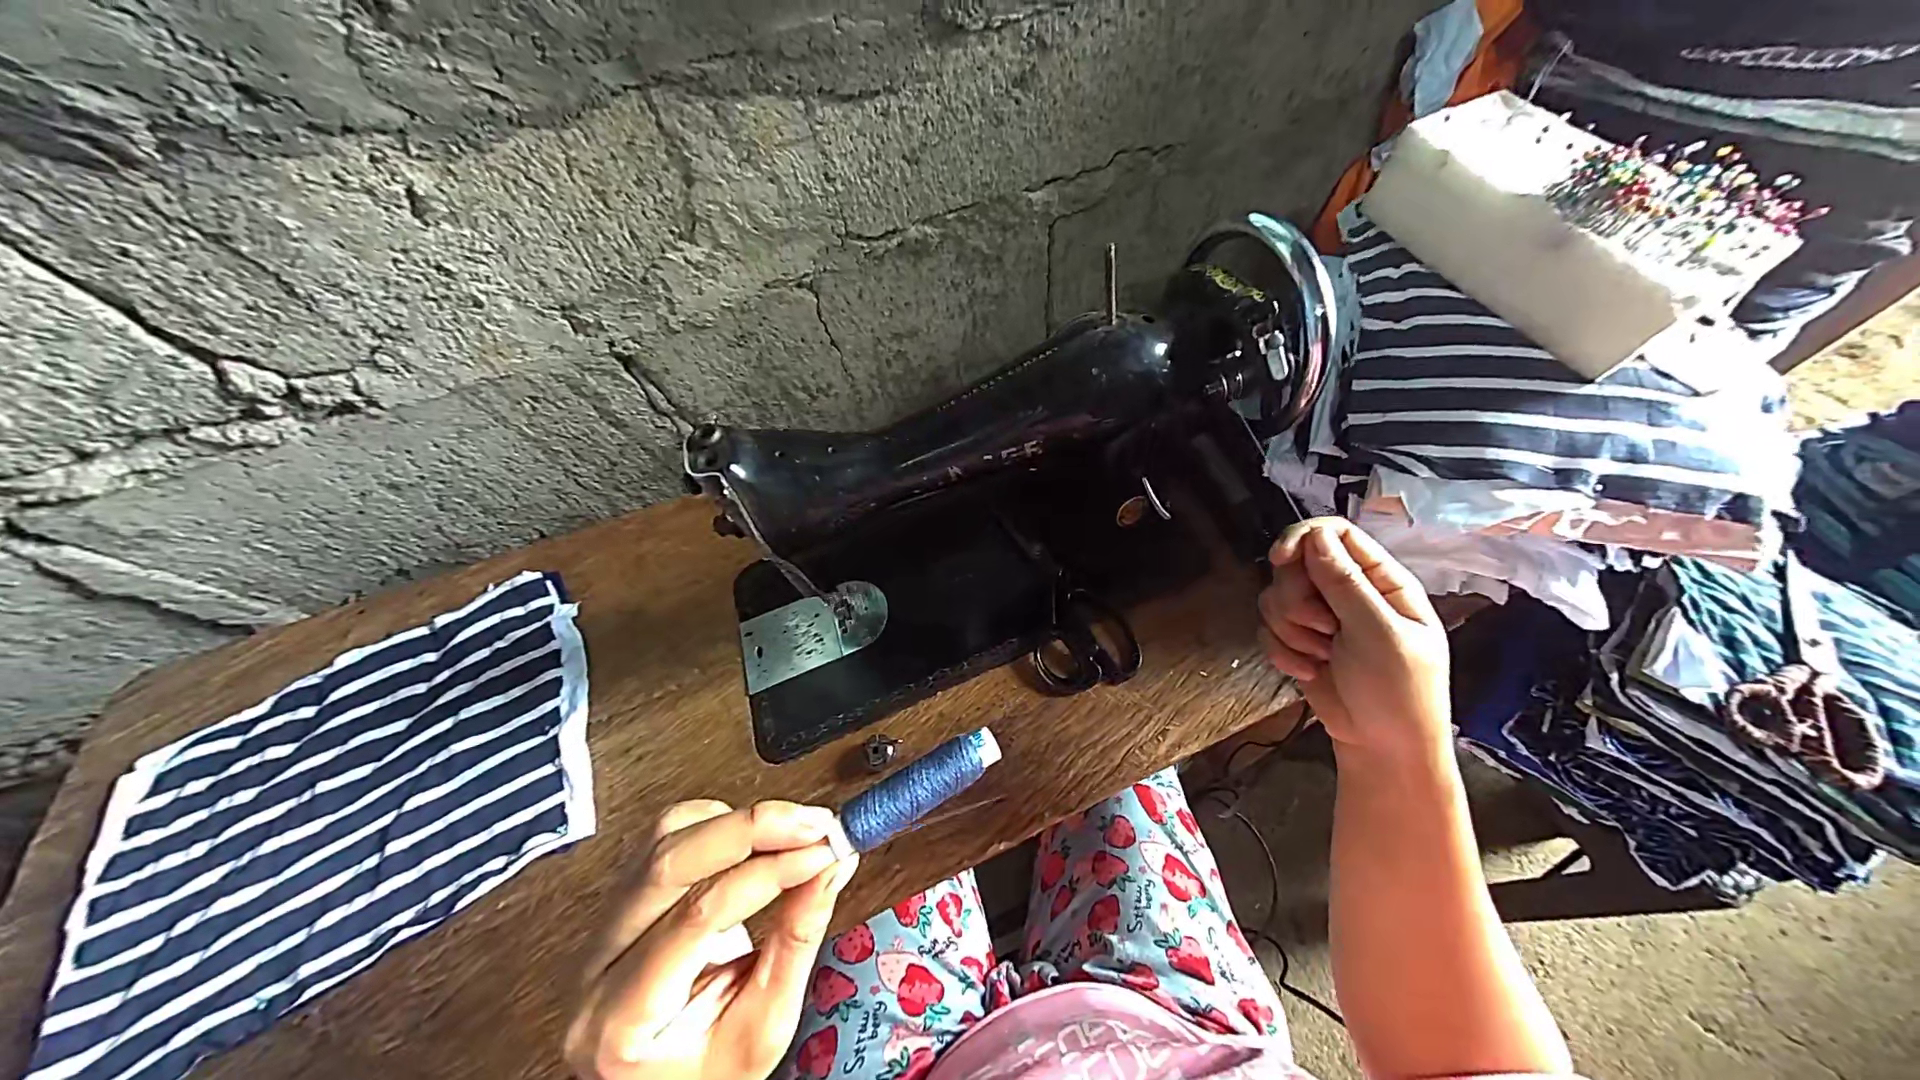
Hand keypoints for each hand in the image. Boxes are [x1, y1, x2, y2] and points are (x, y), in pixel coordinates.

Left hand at [566, 800, 856, 1079]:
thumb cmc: (703, 1075)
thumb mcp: (762, 1032)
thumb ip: (796, 943)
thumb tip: (831, 867)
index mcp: (624, 1019)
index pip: (699, 915)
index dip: (771, 871)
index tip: (824, 851)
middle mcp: (599, 965)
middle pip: (669, 862)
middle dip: (752, 827)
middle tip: (813, 822)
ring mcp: (602, 928)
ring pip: (664, 837)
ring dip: (736, 820)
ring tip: (792, 830)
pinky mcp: (622, 899)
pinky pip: (666, 835)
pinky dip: (718, 821)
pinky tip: (753, 837)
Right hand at [1257, 518, 1450, 761]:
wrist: (1383, 748)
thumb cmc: (1398, 691)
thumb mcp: (1378, 633)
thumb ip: (1345, 582)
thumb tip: (1315, 536)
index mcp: (1379, 580)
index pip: (1334, 533)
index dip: (1301, 538)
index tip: (1280, 560)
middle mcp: (1347, 592)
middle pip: (1295, 565)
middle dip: (1296, 598)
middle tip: (1321, 628)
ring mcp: (1321, 618)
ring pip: (1276, 598)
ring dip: (1290, 630)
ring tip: (1321, 656)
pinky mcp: (1298, 642)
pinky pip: (1268, 629)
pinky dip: (1282, 651)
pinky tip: (1308, 671)